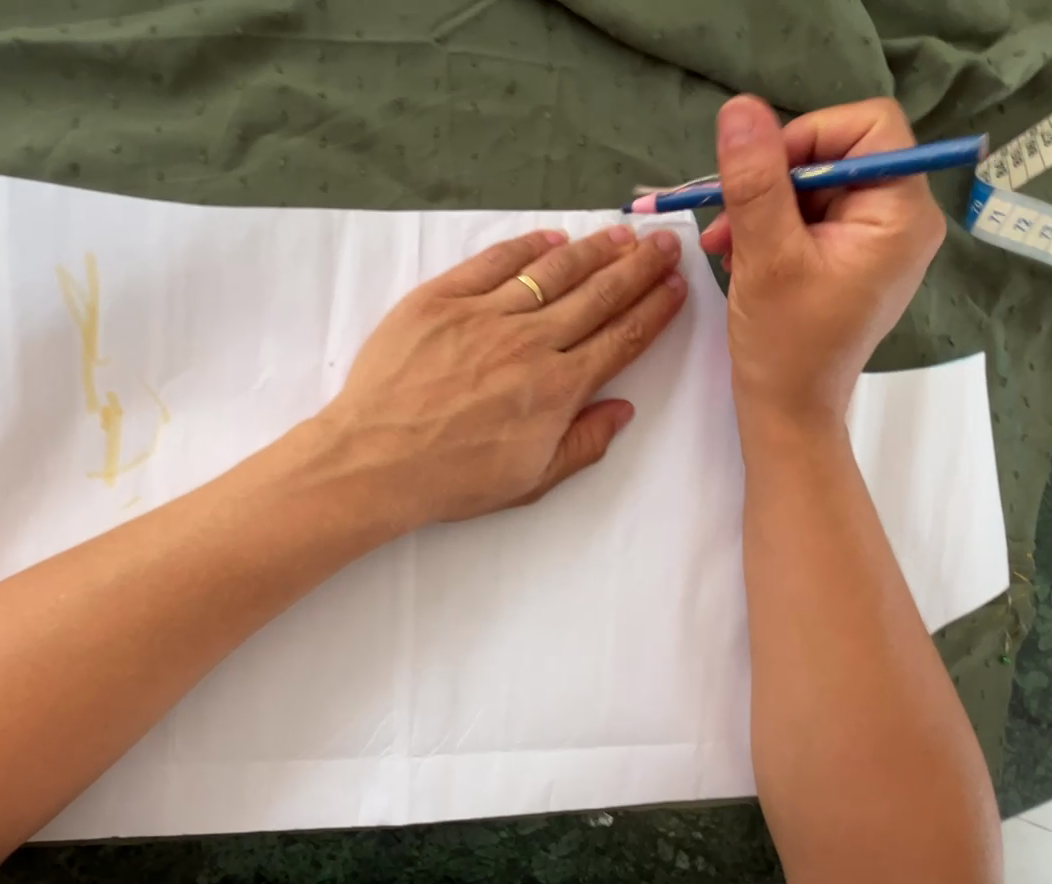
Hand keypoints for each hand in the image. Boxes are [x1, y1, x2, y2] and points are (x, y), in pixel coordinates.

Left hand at [313, 224, 685, 526]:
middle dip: (638, 267)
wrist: (375, 460)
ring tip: (621, 235)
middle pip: (598, 295)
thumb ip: (582, 445)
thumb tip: (623, 410)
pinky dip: (527, 247)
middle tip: (664, 245)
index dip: (653, 311)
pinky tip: (551, 239)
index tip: (675, 287)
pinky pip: (495, 263)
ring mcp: (485, 315)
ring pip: (552, 272)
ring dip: (593, 250)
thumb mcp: (529, 481)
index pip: (620, 339)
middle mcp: (531, 342)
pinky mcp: (442, 299)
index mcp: (558, 389)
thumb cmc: (452, 479)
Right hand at [700, 96, 945, 439]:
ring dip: (762, 210)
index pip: (867, 129)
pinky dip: (770, 232)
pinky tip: (740, 256)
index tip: (754, 176)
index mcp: (899, 214)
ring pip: (814, 192)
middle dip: (772, 183)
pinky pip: (809, 222)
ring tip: (723, 244)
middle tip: (723, 219)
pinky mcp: (847, 262)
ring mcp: (873, 243)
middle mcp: (898, 220)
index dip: (806, 137)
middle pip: (836, 159)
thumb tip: (739, 110)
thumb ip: (755, 182)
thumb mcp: (765, 257)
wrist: (786, 412)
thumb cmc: (784, 344)